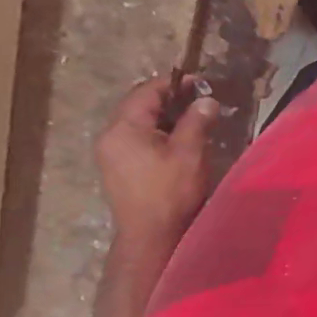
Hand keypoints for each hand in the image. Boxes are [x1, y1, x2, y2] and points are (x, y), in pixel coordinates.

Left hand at [95, 75, 218, 245]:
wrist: (152, 233)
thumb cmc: (171, 190)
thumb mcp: (190, 152)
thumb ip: (196, 121)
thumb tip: (206, 100)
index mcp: (124, 128)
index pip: (146, 92)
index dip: (174, 83)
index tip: (201, 83)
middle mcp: (110, 135)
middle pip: (138, 105)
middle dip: (169, 98)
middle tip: (199, 100)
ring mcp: (110, 152)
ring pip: (137, 122)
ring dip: (164, 116)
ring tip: (193, 119)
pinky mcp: (117, 166)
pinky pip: (135, 137)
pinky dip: (156, 131)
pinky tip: (177, 140)